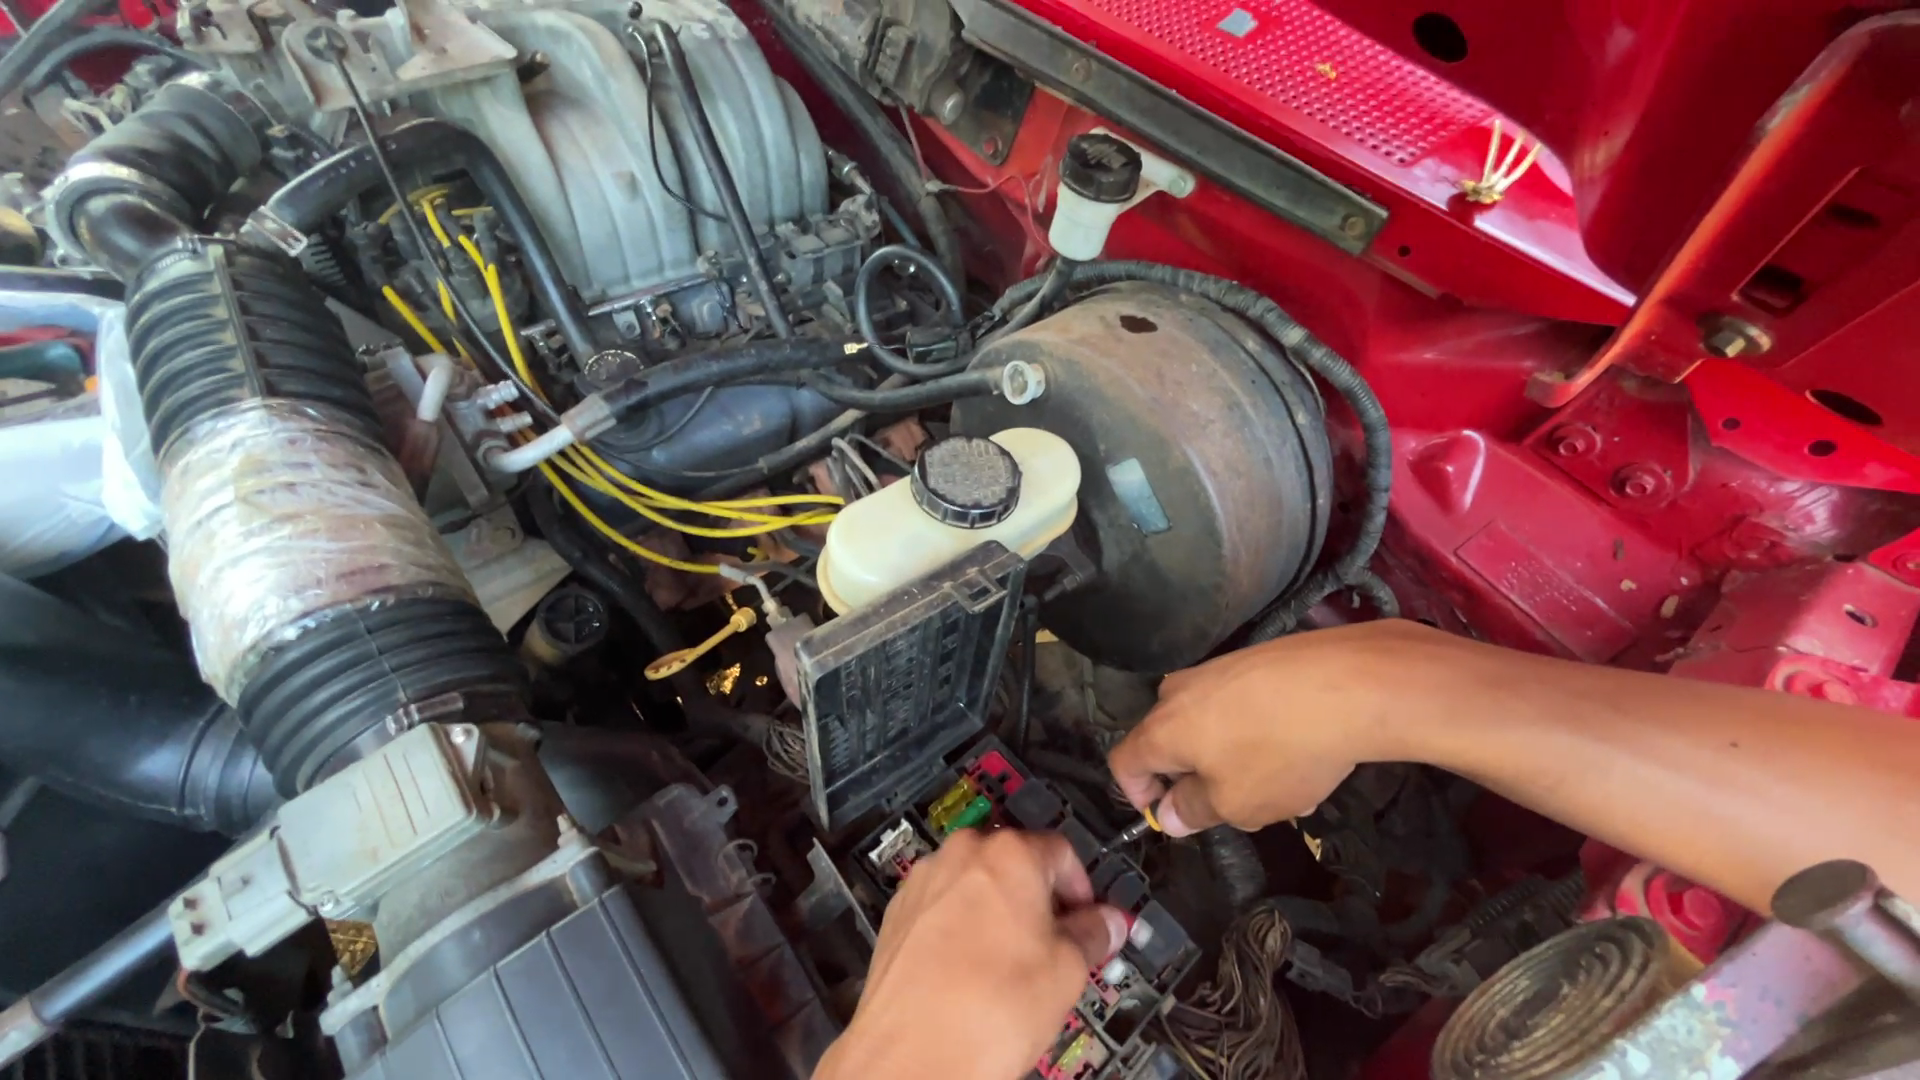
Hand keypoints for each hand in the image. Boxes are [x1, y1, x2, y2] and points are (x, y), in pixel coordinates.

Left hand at [815, 830, 1127, 1079]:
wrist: (914, 1053)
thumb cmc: (989, 1008)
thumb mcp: (1066, 972)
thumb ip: (1091, 935)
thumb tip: (1105, 923)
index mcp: (1009, 854)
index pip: (1060, 852)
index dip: (1080, 888)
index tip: (1087, 919)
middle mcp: (963, 853)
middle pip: (1014, 862)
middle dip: (1037, 898)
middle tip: (1053, 942)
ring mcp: (925, 879)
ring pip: (975, 882)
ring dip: (996, 909)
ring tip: (1008, 962)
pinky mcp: (899, 909)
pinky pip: (942, 904)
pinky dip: (960, 924)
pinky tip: (969, 969)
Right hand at [1109, 620, 1461, 835]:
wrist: (1346, 683)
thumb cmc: (1279, 752)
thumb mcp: (1236, 803)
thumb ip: (1194, 811)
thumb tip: (1169, 813)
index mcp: (1161, 729)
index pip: (1122, 763)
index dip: (1137, 796)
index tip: (1173, 816)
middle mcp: (1176, 692)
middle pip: (1167, 742)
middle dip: (1195, 778)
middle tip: (1235, 806)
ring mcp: (1214, 670)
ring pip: (1209, 725)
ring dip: (1232, 758)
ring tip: (1282, 783)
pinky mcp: (1250, 660)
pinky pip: (1238, 704)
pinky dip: (1257, 730)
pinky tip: (1301, 749)